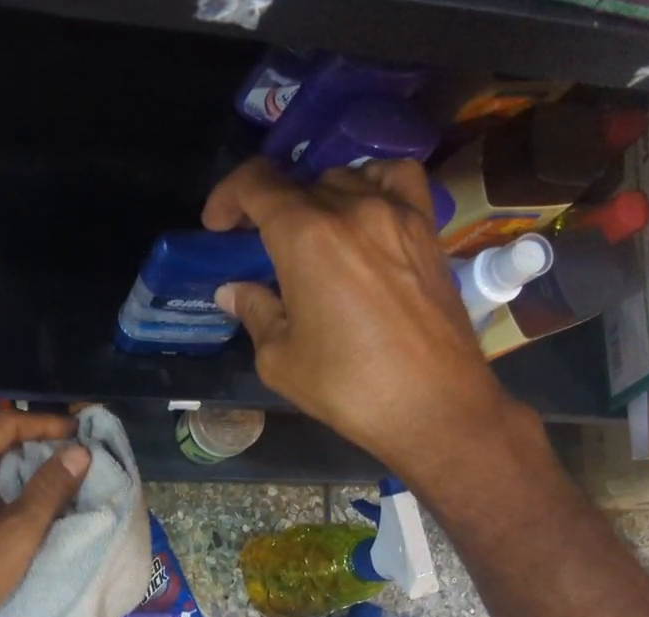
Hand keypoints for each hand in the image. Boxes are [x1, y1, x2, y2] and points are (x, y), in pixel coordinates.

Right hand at [202, 157, 529, 489]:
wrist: (432, 406)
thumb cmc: (347, 386)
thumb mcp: (280, 358)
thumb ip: (255, 312)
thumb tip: (234, 291)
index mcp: (306, 237)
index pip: (257, 183)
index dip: (227, 197)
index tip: (217, 228)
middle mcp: (352, 208)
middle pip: (298, 184)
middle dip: (268, 209)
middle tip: (258, 248)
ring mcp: (397, 213)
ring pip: (344, 179)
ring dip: (316, 201)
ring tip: (309, 238)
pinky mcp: (428, 229)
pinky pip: (397, 180)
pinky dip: (372, 184)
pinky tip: (364, 212)